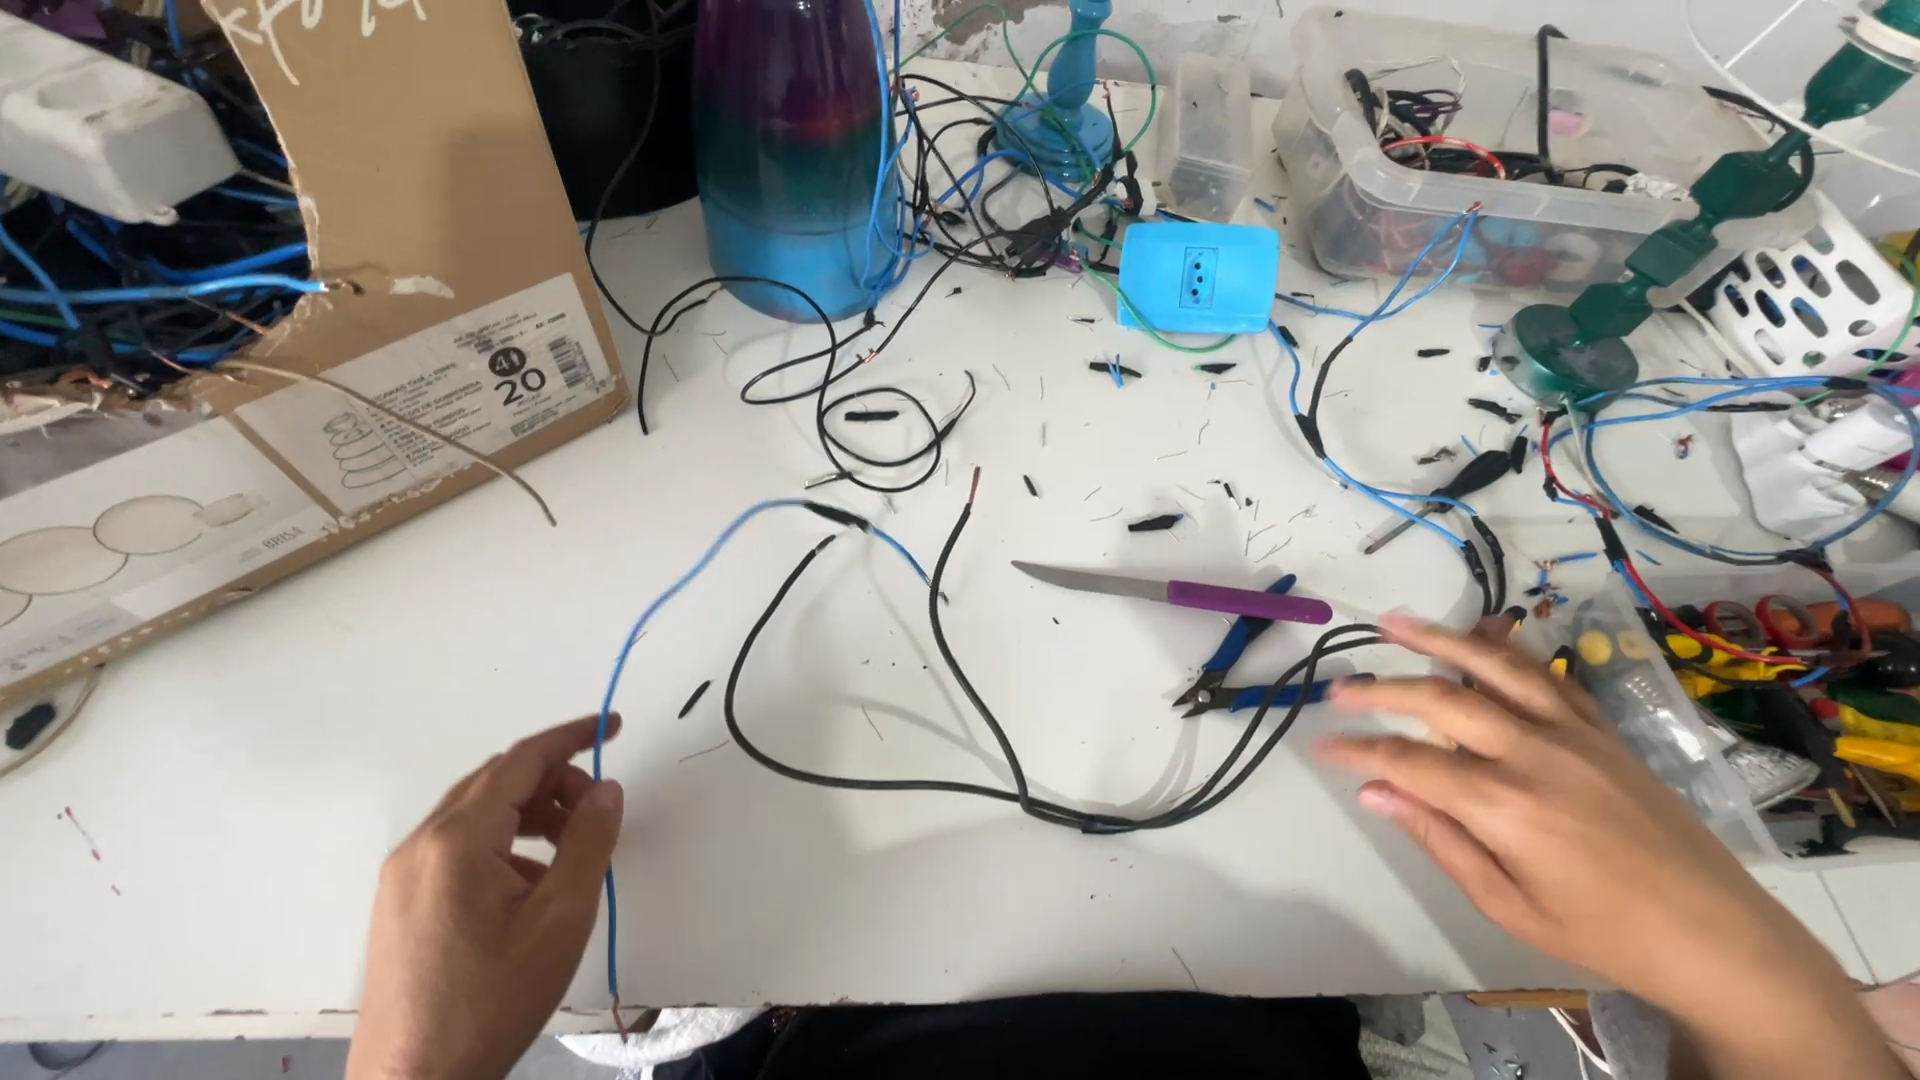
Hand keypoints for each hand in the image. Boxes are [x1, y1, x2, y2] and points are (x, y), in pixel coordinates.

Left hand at [347, 715, 624, 1079]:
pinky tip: (533, 881)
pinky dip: (505, 840)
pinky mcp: (400, 904)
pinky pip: (460, 846)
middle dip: (555, 779)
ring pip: (477, 813)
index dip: (571, 736)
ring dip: (531, 810)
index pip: (520, 761)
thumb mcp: (561, 917)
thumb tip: (605, 788)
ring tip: (573, 845)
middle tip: (599, 809)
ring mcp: (403, 876)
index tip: (612, 726)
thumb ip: (589, 840)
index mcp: (456, 841)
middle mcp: (420, 846)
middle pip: (496, 781)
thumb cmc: (493, 1000)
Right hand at [1318, 616, 1903, 1079]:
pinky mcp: (1602, 732)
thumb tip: (1372, 792)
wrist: (1721, 937)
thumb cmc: (1602, 932)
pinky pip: (1547, 677)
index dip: (1358, 750)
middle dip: (1380, 690)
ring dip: (1439, 640)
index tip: (1321, 745)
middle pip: (1439, 701)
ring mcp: (1573, 735)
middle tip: (1337, 689)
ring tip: (1393, 621)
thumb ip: (1436, 838)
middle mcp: (1534, 755)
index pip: (1408, 762)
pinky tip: (1482, 630)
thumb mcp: (1506, 903)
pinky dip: (1508, 650)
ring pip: (1493, 668)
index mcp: (1505, 806)